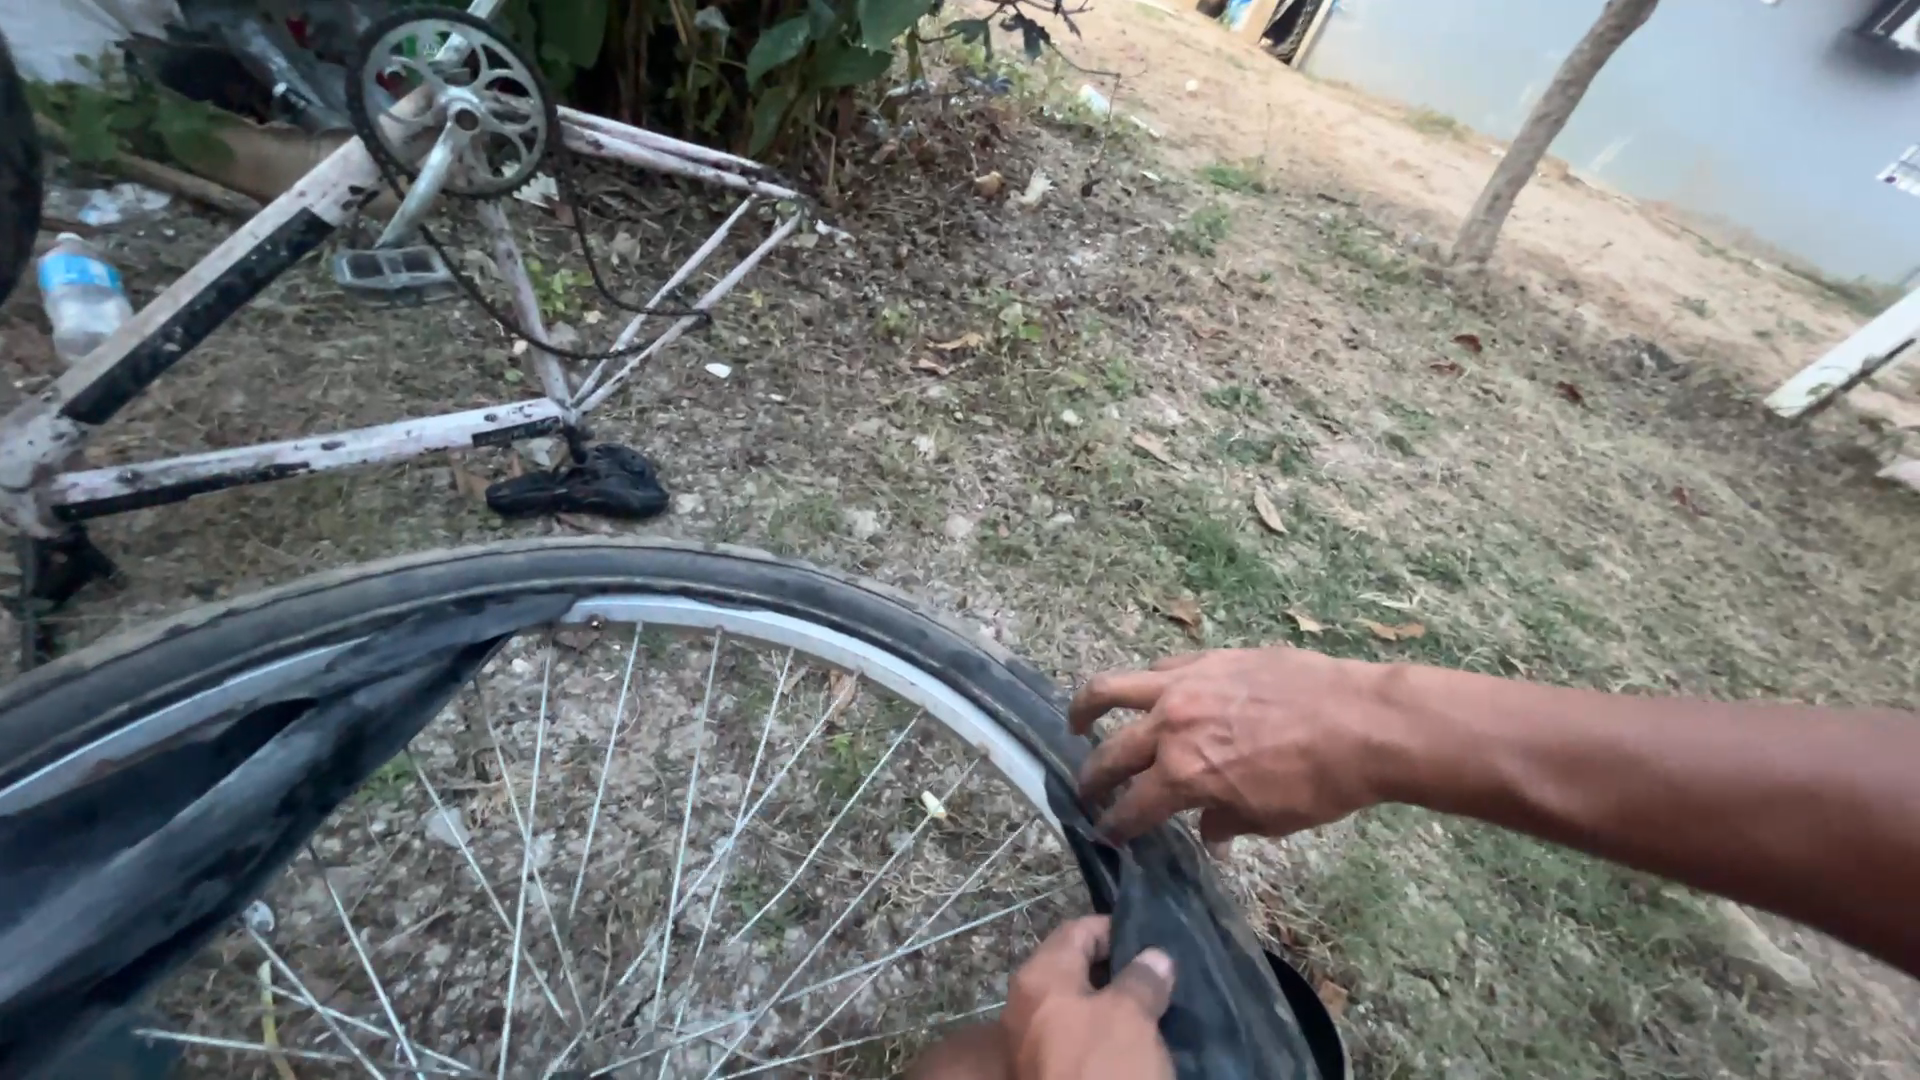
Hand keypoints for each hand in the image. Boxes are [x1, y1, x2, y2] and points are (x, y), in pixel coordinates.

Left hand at [1002, 916, 1174, 1079]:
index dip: (1114, 930)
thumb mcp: (1131, 1017)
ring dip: (1115, 1007)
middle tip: (1159, 976)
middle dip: (1118, 971)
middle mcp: (1028, 1003)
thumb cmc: (1103, 1069)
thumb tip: (1155, 957)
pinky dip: (1105, 1037)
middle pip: (1076, 970)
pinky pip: (1078, 1041)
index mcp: (1040, 976)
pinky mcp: (1047, 1075)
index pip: (1077, 931)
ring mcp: (1033, 1044)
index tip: (1150, 939)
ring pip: (1079, 1008)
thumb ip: (1142, 979)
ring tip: (1157, 1012)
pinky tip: (1138, 1047)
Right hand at [1068, 647, 1398, 841]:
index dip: (1114, 825)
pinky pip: (1160, 669)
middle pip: (1111, 753)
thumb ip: (1224, 823)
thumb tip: (1207, 831)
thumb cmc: (1320, 783)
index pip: (1131, 807)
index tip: (1105, 833)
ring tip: (1076, 720)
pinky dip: (1146, 686)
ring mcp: (1182, 686)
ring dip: (1085, 708)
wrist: (1361, 722)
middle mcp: (1169, 727)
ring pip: (1111, 689)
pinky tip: (1150, 694)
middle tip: (1085, 791)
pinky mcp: (1204, 659)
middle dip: (1091, 779)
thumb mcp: (1270, 820)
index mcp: (1182, 775)